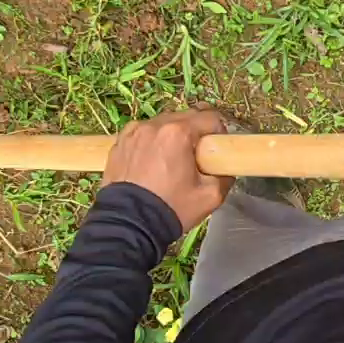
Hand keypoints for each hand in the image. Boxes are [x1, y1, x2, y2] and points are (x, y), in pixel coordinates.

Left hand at [101, 108, 232, 232]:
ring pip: (162, 124)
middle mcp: (154, 125)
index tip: (218, 149)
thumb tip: (225, 169)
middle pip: (185, 117)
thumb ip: (224, 176)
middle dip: (196, 132)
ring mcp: (133, 132)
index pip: (209, 118)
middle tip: (198, 156)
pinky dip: (152, 142)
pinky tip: (153, 161)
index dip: (219, 132)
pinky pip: (143, 134)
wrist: (128, 225)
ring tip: (173, 159)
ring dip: (172, 135)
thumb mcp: (210, 196)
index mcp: (178, 132)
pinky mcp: (119, 143)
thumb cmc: (171, 208)